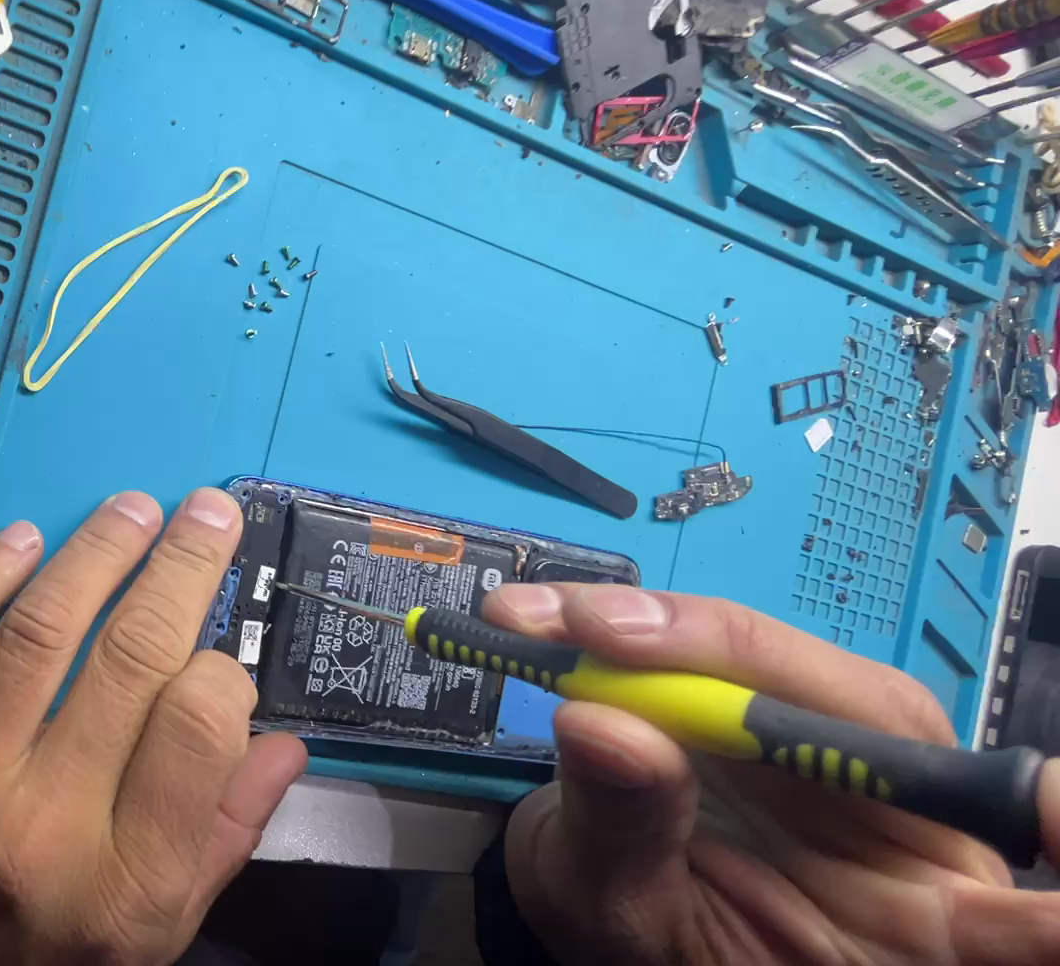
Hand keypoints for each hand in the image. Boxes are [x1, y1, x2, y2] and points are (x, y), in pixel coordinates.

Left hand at [0, 489, 308, 965]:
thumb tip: (282, 741)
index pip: (198, 727)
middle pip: (128, 656)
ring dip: (94, 552)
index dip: (221, 667)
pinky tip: (23, 540)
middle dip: (180, 566)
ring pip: (37, 630)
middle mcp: (41, 832)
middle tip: (204, 512)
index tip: (218, 651)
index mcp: (126, 884)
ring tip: (130, 510)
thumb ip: (221, 836)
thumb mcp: (150, 937)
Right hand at [482, 583, 1059, 965]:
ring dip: (653, 626)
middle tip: (597, 630)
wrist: (578, 881)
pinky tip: (553, 615)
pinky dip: (627, 625)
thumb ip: (625, 831)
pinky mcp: (753, 701)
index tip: (1051, 800)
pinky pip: (710, 645)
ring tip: (541, 620)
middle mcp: (895, 830)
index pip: (1035, 913)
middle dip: (725, 652)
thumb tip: (605, 722)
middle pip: (863, 715)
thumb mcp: (611, 905)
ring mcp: (821, 752)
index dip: (1056, 831)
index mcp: (914, 931)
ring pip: (776, 657)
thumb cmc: (615, 935)